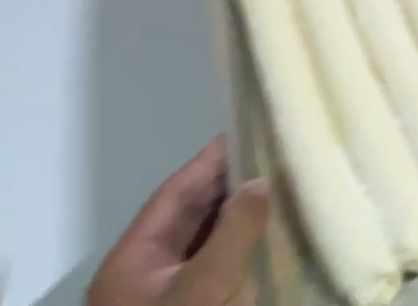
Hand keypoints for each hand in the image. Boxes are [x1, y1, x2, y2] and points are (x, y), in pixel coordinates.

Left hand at [88, 137, 271, 305]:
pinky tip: (277, 236)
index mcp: (132, 264)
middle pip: (192, 216)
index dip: (211, 161)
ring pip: (208, 242)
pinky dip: (245, 248)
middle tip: (278, 152)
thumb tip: (260, 183)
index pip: (175, 195)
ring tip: (285, 185)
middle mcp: (147, 278)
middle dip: (232, 185)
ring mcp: (171, 300)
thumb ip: (235, 230)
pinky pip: (220, 270)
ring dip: (242, 216)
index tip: (248, 128)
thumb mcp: (206, 289)